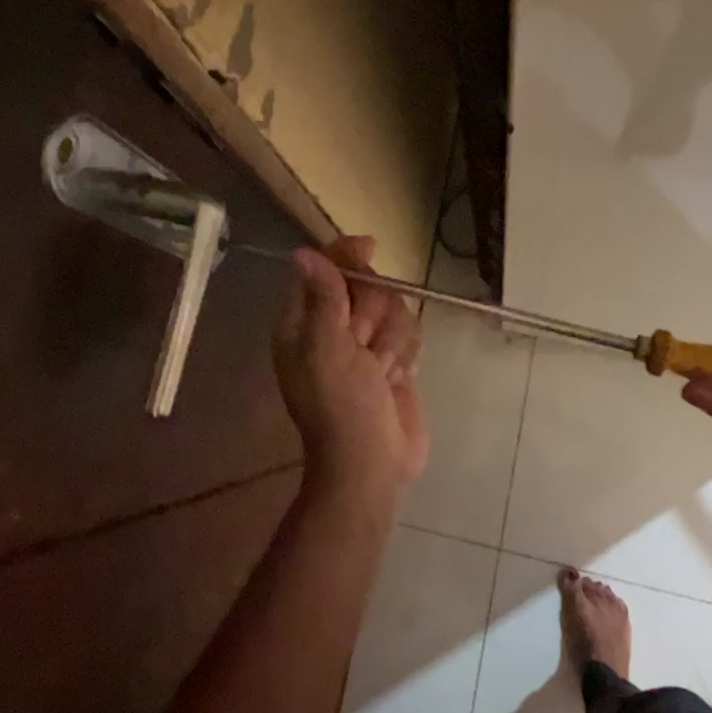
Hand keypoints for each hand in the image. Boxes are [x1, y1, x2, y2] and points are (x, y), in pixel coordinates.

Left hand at [272, 236, 428, 497]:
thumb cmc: (341, 406)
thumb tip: (302, 253)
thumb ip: (322, 298)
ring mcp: (364, 345)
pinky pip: (409, 333)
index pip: (324, 268)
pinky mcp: (392, 361)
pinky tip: (398, 377)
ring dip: (392, 337)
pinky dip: (407, 353)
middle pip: (365, 285)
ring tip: (382, 371)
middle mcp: (332, 328)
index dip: (345, 255)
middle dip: (375, 310)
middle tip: (365, 344)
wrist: (373, 465)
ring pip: (393, 308)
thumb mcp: (327, 349)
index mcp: (302, 322)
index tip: (370, 247)